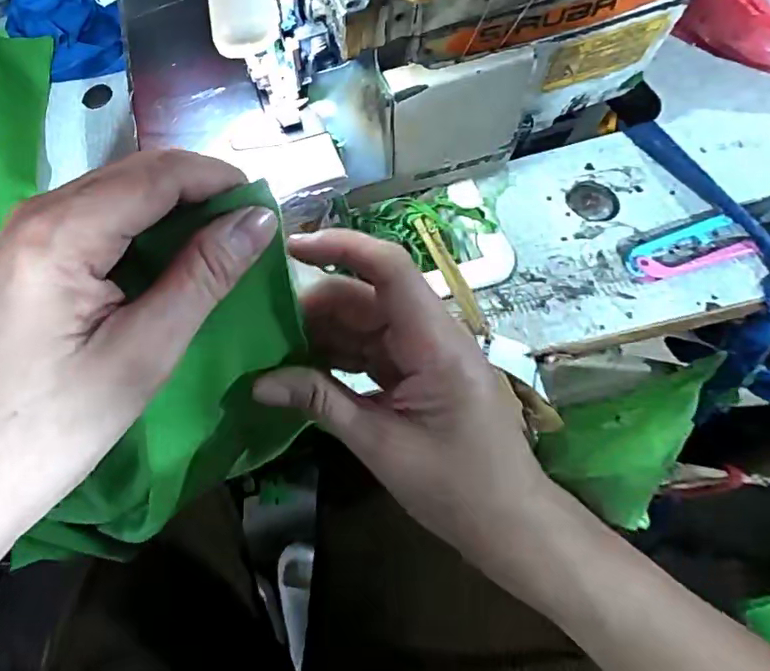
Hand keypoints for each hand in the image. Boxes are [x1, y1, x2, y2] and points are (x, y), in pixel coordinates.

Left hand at [0, 150, 278, 654]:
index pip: (156, 175)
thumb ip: (203, 275)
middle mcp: (38, 211)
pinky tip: (167, 251)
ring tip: (218, 238)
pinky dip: (142, 221)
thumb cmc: (56, 427)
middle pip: (136, 172)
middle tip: (248, 225)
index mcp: (61, 233)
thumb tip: (259, 219)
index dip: (217, 179)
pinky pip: (96, 212)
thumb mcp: (144, 352)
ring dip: (172, 203)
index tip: (265, 206)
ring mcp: (26, 227)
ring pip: (118, 188)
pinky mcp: (26, 249)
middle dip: (198, 187)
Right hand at [251, 229, 561, 580]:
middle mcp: (430, 332)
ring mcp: (423, 349)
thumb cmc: (458, 487)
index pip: (390, 268)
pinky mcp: (416, 367)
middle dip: (315, 302)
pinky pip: (370, 345)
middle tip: (262, 319)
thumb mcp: (381, 446)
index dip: (342, 246)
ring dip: (321, 329)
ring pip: (363, 319)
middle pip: (366, 294)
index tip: (292, 246)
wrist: (512, 523)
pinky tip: (300, 364)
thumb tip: (258, 383)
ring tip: (271, 342)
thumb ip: (320, 405)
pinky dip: (336, 352)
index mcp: (434, 340)